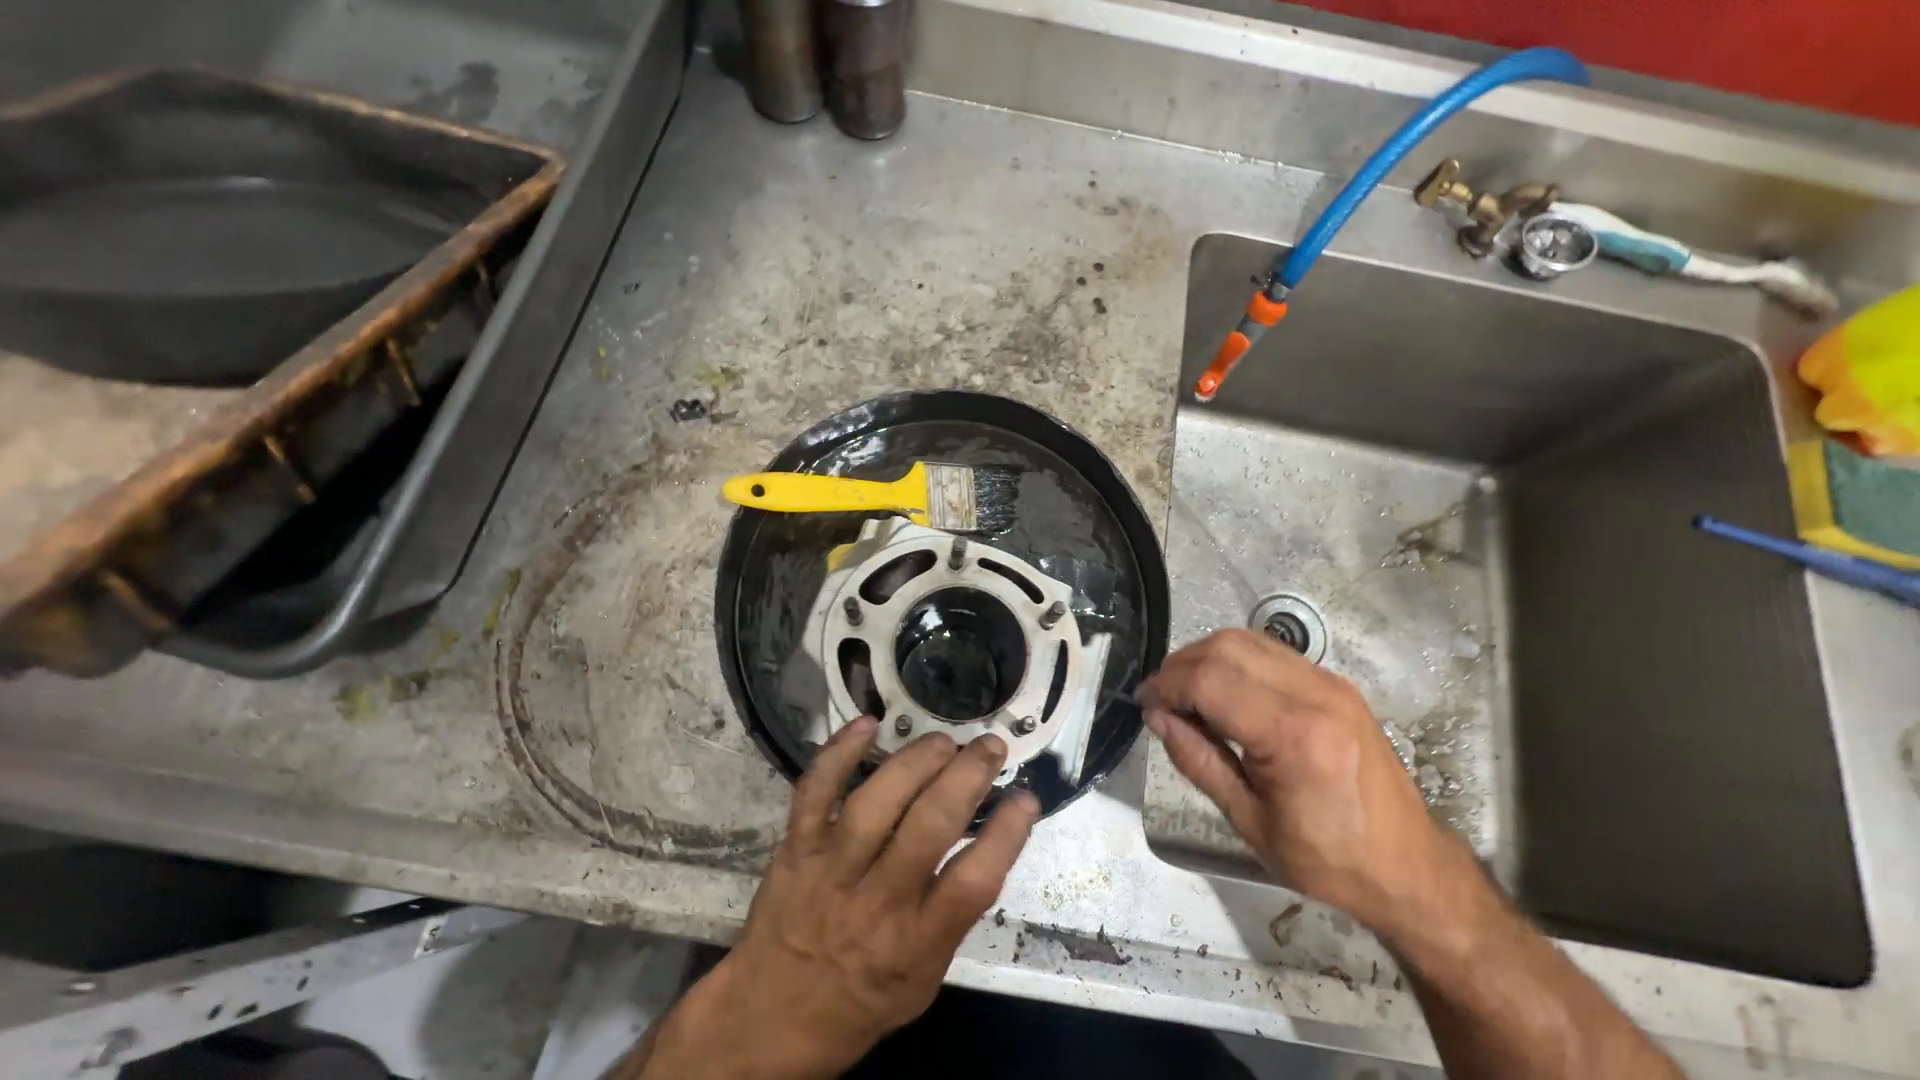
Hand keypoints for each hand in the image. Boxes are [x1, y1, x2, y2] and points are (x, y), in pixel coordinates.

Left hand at [633, 717, 1039, 1079]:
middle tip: (990, 747)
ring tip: (945, 741)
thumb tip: (985, 848)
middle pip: (929, 827)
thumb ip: (952, 918)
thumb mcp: (924, 979)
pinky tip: (867, 725)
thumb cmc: (861, 1000)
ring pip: (875, 804)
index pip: (973, 882)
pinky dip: (837, 755)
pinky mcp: (796, 849)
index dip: (1006, 833)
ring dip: (915, 762)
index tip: (1026, 796)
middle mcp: (877, 901)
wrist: (770, 1018)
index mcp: (917, 941)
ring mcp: (831, 870)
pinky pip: (814, 794)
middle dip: (967, 777)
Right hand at [1138, 629, 1445, 933]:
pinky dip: (1236, 661)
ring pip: (1249, 640)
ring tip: (1186, 695)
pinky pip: (1272, 653)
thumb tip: (1158, 718)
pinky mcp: (1337, 685)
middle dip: (1181, 666)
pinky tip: (1223, 693)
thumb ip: (1198, 760)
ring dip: (1206, 658)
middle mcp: (1315, 695)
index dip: (1167, 685)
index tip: (1144, 705)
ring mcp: (1331, 684)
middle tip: (1160, 700)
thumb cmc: (1327, 860)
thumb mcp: (1250, 820)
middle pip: (1227, 647)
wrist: (1407, 866)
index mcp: (1294, 736)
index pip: (1210, 680)